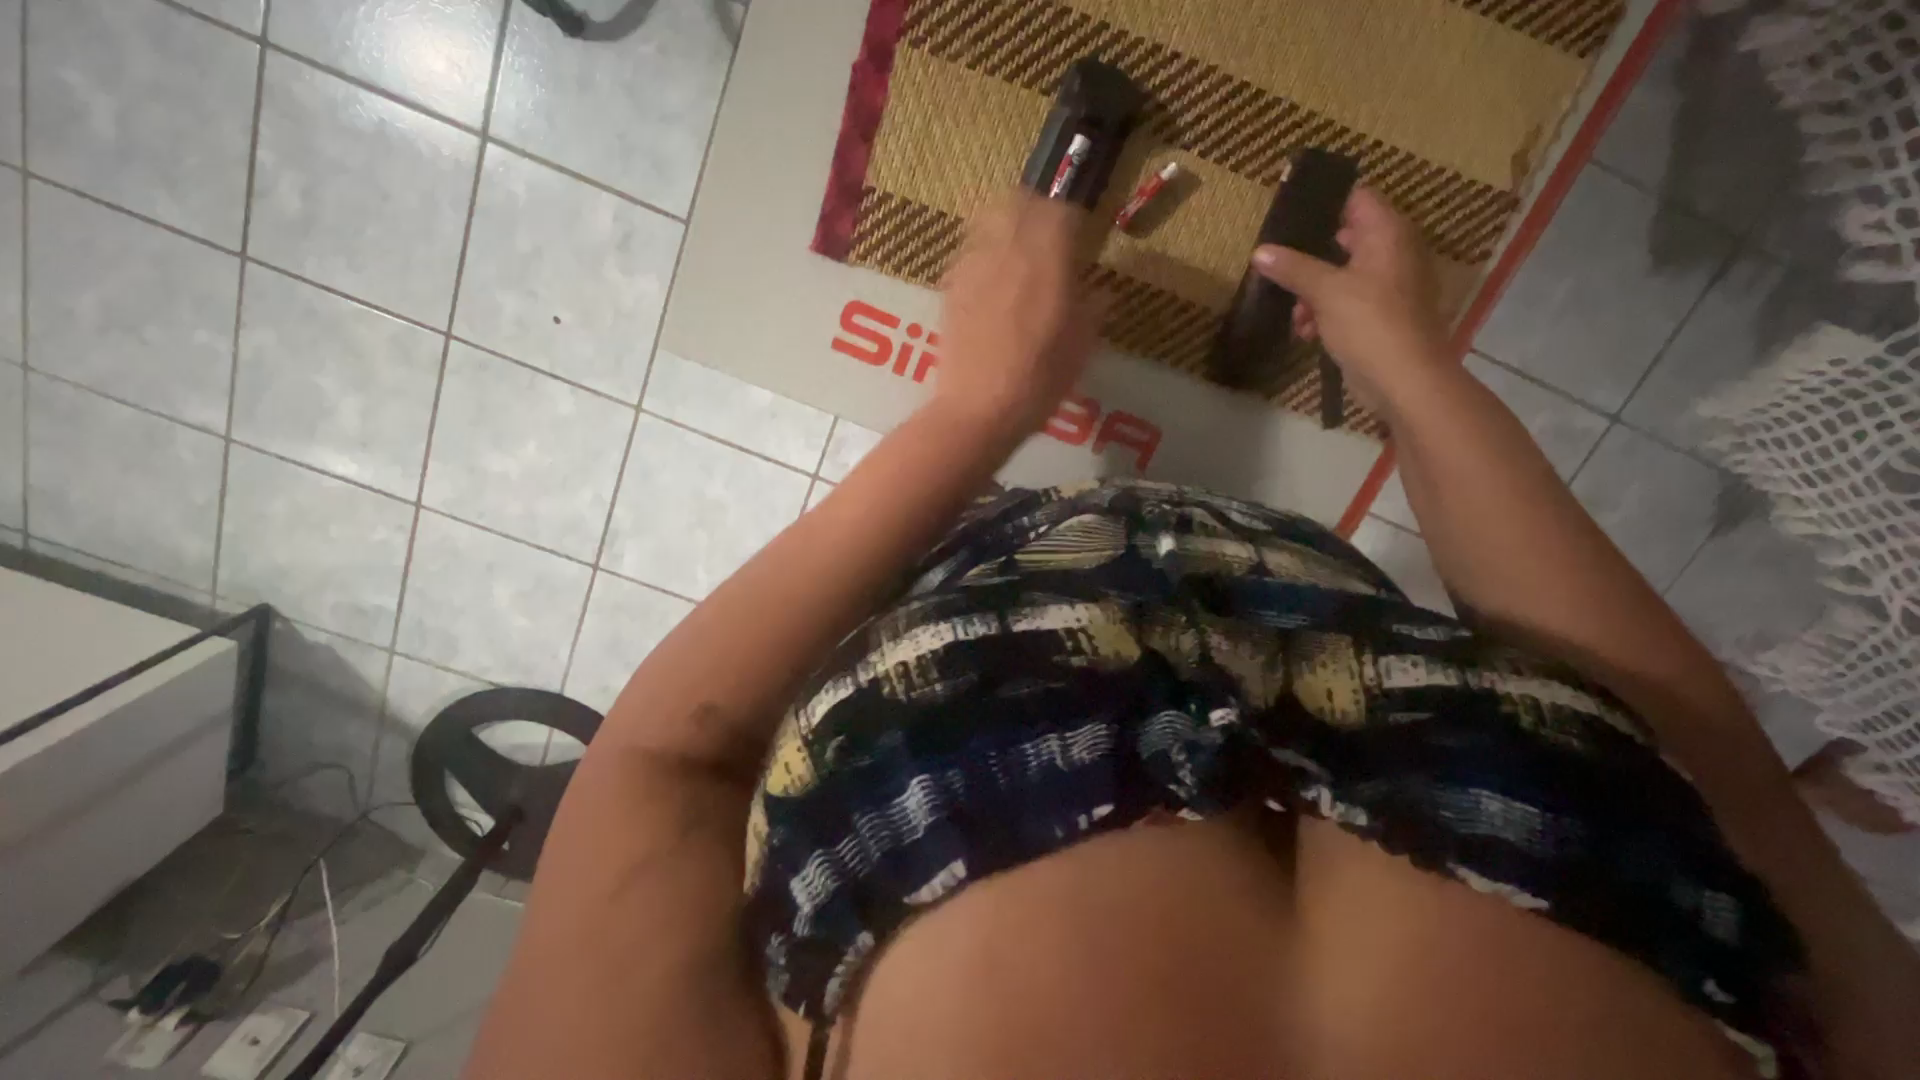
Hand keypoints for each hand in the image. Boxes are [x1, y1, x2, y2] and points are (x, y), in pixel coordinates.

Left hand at [932, 193, 1102, 439]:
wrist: (978, 410)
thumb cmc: (1038, 382)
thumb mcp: (1080, 349)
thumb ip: (1092, 310)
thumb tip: (1098, 292)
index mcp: (1049, 263)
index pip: (1061, 211)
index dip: (1071, 218)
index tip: (1078, 234)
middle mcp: (1009, 252)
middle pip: (1021, 203)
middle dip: (1036, 211)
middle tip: (1045, 233)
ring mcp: (974, 266)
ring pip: (989, 219)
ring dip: (1005, 223)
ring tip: (1015, 246)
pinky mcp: (951, 286)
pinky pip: (968, 250)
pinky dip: (982, 250)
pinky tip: (989, 275)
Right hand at [1249, 187, 1451, 407]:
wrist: (1405, 379)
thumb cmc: (1370, 323)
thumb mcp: (1325, 291)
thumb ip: (1293, 268)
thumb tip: (1260, 252)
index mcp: (1387, 233)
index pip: (1356, 197)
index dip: (1322, 201)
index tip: (1287, 211)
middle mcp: (1393, 251)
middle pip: (1345, 237)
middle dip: (1309, 254)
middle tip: (1277, 261)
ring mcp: (1390, 285)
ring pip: (1343, 273)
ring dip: (1313, 290)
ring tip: (1293, 312)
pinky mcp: (1383, 315)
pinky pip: (1348, 301)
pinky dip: (1326, 311)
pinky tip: (1306, 331)